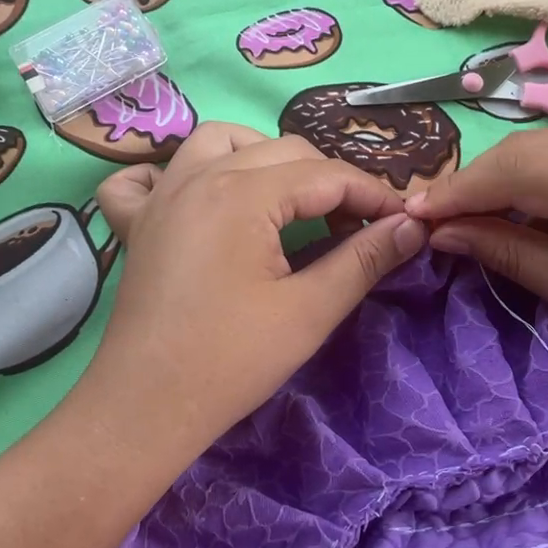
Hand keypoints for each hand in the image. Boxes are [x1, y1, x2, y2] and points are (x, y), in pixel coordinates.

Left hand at [82, 123, 427, 461]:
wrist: (146, 406)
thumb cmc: (231, 361)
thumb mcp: (309, 312)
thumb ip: (362, 260)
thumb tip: (411, 227)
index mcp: (243, 193)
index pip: (325, 174)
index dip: (372, 194)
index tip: (402, 221)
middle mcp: (200, 176)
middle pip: (281, 150)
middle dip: (328, 179)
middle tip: (357, 225)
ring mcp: (161, 195)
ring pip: (217, 141)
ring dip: (261, 155)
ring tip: (286, 198)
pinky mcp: (137, 222)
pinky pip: (147, 176)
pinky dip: (173, 173)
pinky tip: (196, 197)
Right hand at [406, 126, 547, 391]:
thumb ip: (513, 254)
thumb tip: (440, 231)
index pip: (523, 169)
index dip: (461, 189)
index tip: (411, 213)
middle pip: (533, 148)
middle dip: (477, 182)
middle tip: (432, 219)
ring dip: (506, 180)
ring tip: (470, 220)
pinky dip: (542, 181)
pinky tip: (525, 212)